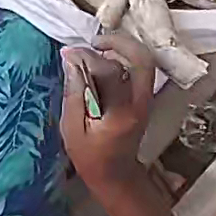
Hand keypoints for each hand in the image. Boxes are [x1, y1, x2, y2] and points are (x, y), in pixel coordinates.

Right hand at [59, 33, 154, 200]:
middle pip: (142, 60)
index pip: (111, 73)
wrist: (115, 174)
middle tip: (94, 42)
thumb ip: (73, 93)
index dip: (89, 58)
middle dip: (119, 42)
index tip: (70, 54)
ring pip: (145, 61)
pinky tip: (105, 59)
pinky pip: (141, 69)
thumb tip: (71, 59)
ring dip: (123, 47)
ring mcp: (146, 100)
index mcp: (121, 114)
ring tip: (98, 47)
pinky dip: (125, 57)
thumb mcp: (72, 128)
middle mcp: (140, 103)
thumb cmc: (90, 156)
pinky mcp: (144, 98)